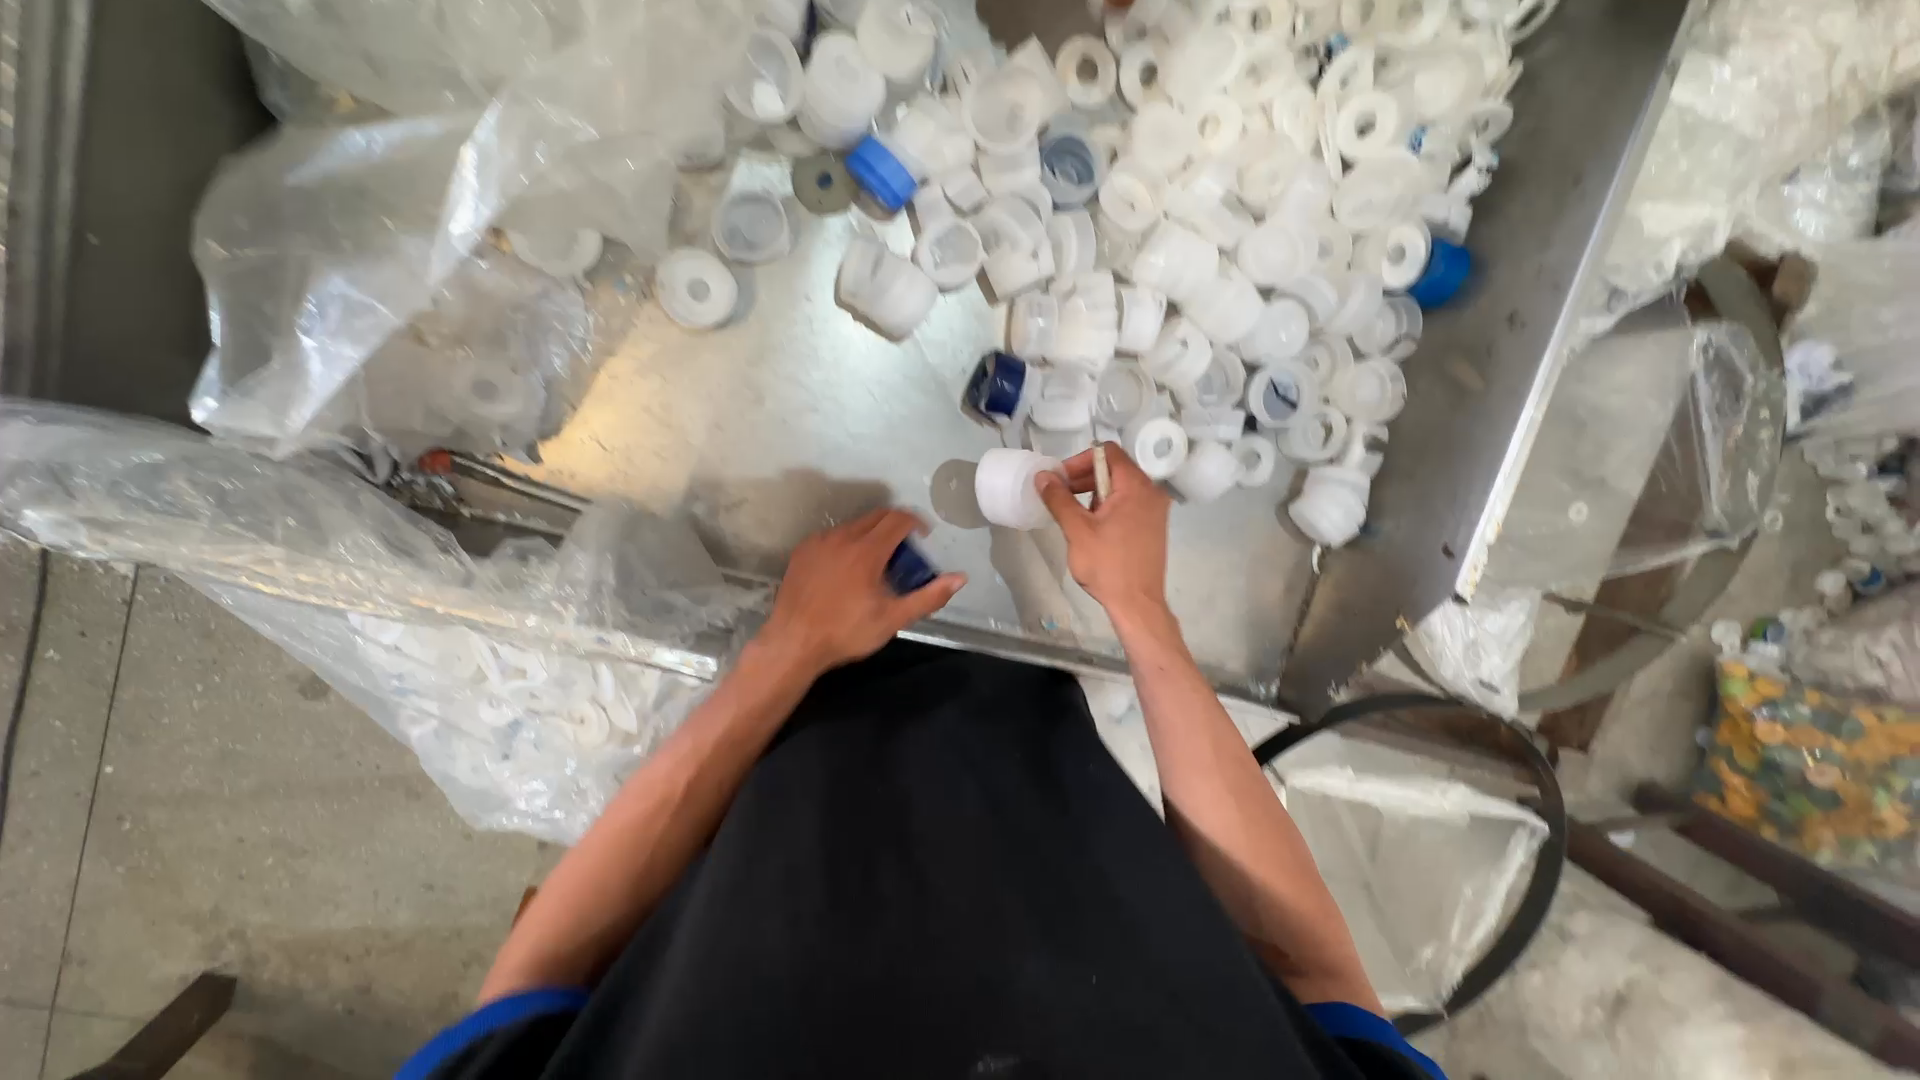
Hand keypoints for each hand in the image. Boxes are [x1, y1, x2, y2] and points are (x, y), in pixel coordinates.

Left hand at [758, 507, 966, 676]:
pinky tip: (847, 571)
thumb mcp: (893, 619)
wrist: (793, 643)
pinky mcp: (802, 552)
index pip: (899, 519)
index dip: (916, 523)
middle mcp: (842, 537)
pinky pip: (832, 537)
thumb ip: (928, 596)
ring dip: (871, 535)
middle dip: (896, 527)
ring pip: (853, 526)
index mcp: (867, 550)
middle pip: (877, 516)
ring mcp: (819, 543)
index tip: (924, 537)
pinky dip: (847, 544)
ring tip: (876, 564)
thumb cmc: (846, 632)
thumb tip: (960, 578)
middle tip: (905, 551)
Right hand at [1034, 443, 1171, 622]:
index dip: (1079, 461)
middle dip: (1084, 478)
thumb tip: (1043, 476)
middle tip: (1060, 496)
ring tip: (1074, 516)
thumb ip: (1059, 499)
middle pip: (1114, 468)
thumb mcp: (1077, 530)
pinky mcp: (1153, 527)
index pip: (1107, 452)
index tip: (1060, 481)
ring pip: (1120, 488)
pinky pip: (1128, 504)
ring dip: (1094, 494)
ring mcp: (1155, 510)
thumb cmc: (1107, 565)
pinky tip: (1093, 528)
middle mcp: (1151, 492)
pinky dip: (1108, 507)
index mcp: (1136, 486)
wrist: (1137, 604)